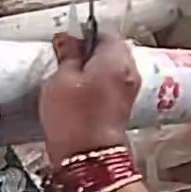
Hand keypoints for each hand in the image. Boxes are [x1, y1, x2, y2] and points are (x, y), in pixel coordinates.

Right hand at [39, 32, 140, 165]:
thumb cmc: (74, 116)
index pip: (103, 33)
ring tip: (70, 80)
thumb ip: (67, 55)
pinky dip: (98, 84)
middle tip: (66, 61)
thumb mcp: (61, 79)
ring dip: (93, 69)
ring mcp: (128, 91)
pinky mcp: (123, 107)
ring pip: (111, 69)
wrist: (88, 157)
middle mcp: (129, 72)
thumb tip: (66, 39)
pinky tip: (79, 94)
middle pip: (111, 50)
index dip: (82, 36)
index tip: (65, 45)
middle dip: (89, 52)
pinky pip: (112, 85)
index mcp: (116, 59)